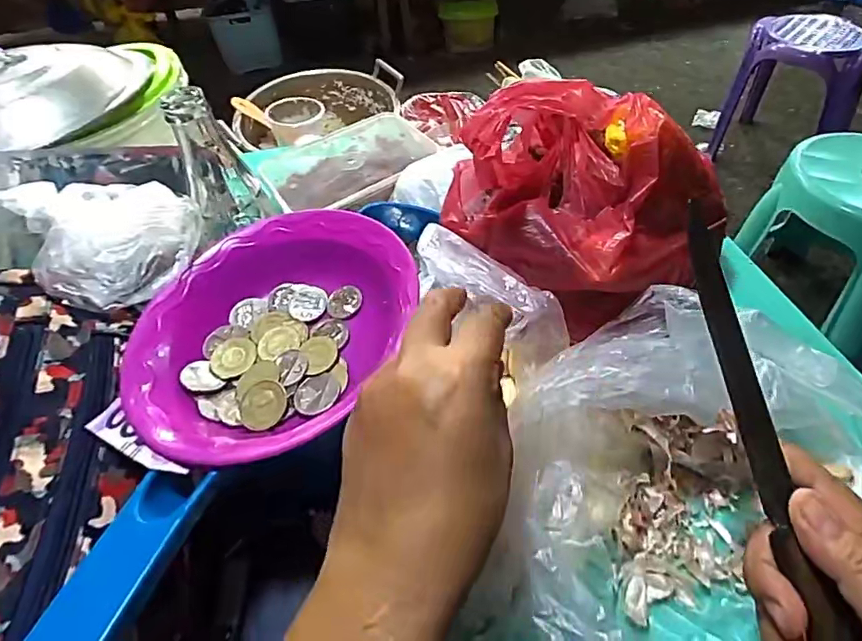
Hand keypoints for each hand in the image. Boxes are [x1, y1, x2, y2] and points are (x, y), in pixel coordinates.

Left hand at [288, 288, 512, 640]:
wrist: (388, 562)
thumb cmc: (462, 516)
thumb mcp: (497, 454)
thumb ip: (491, 399)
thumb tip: (485, 371)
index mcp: (457, 375)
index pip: (482, 321)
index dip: (497, 313)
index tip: (504, 314)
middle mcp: (413, 365)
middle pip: (432, 308)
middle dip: (452, 299)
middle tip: (464, 300)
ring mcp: (378, 382)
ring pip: (408, 342)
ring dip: (427, 342)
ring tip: (441, 363)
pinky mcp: (357, 404)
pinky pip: (390, 373)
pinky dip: (408, 373)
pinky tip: (415, 402)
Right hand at [744, 444, 861, 640]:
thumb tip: (801, 496)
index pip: (823, 491)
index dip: (783, 460)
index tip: (734, 435)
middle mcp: (849, 574)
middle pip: (781, 533)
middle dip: (767, 563)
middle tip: (789, 616)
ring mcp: (832, 608)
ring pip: (771, 575)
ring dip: (770, 603)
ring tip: (796, 639)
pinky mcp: (813, 634)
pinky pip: (773, 616)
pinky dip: (773, 630)